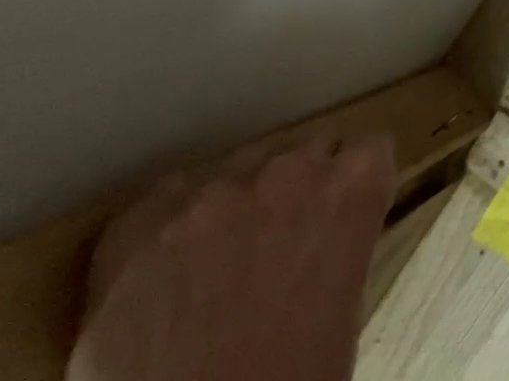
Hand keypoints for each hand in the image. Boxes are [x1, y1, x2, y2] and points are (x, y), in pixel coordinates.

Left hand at [68, 134, 395, 380]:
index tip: (344, 209)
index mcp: (351, 192)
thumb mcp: (345, 297)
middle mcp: (286, 174)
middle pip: (304, 150)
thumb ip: (339, 241)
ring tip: (223, 258)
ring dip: (239, 199)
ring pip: (236, 166)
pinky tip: (172, 266)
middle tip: (283, 242)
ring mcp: (208, 195)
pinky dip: (173, 221)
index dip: (355, 181)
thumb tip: (319, 235)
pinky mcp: (139, 224)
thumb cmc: (293, 373)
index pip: (370, 149)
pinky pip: (166, 195)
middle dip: (299, 188)